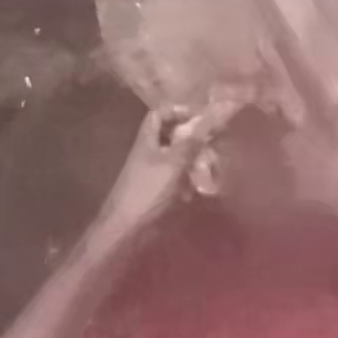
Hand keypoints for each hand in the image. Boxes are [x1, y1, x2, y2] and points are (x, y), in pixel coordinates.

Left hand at [90, 97, 243, 248]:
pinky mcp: (158, 186)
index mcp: (148, 138)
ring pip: (179, 155)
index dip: (179, 111)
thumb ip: (192, 141)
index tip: (201, 118)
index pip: (160, 112)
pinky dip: (190, 178)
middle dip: (195, 140)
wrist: (125, 227)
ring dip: (196, 161)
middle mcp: (150, 149)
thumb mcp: (173, 164)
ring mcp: (153, 168)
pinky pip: (178, 175)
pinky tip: (200, 189)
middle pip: (174, 134)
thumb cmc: (147, 191)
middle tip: (212, 148)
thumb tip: (212, 114)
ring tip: (210, 172)